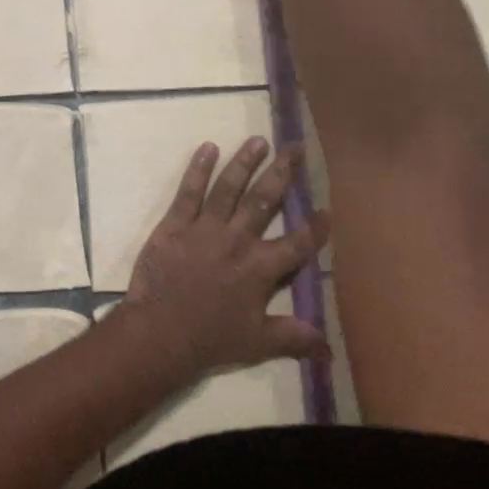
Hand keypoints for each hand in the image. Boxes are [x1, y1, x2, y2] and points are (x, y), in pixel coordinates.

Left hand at [115, 138, 328, 381]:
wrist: (159, 332)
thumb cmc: (211, 338)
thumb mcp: (258, 343)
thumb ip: (293, 337)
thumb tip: (328, 348)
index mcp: (260, 268)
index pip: (297, 243)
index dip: (315, 228)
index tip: (328, 209)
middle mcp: (237, 240)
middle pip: (264, 200)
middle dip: (282, 172)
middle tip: (295, 148)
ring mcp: (205, 228)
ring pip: (229, 187)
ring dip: (245, 162)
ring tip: (258, 140)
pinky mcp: (175, 224)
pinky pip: (189, 191)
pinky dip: (198, 168)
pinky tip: (208, 147)